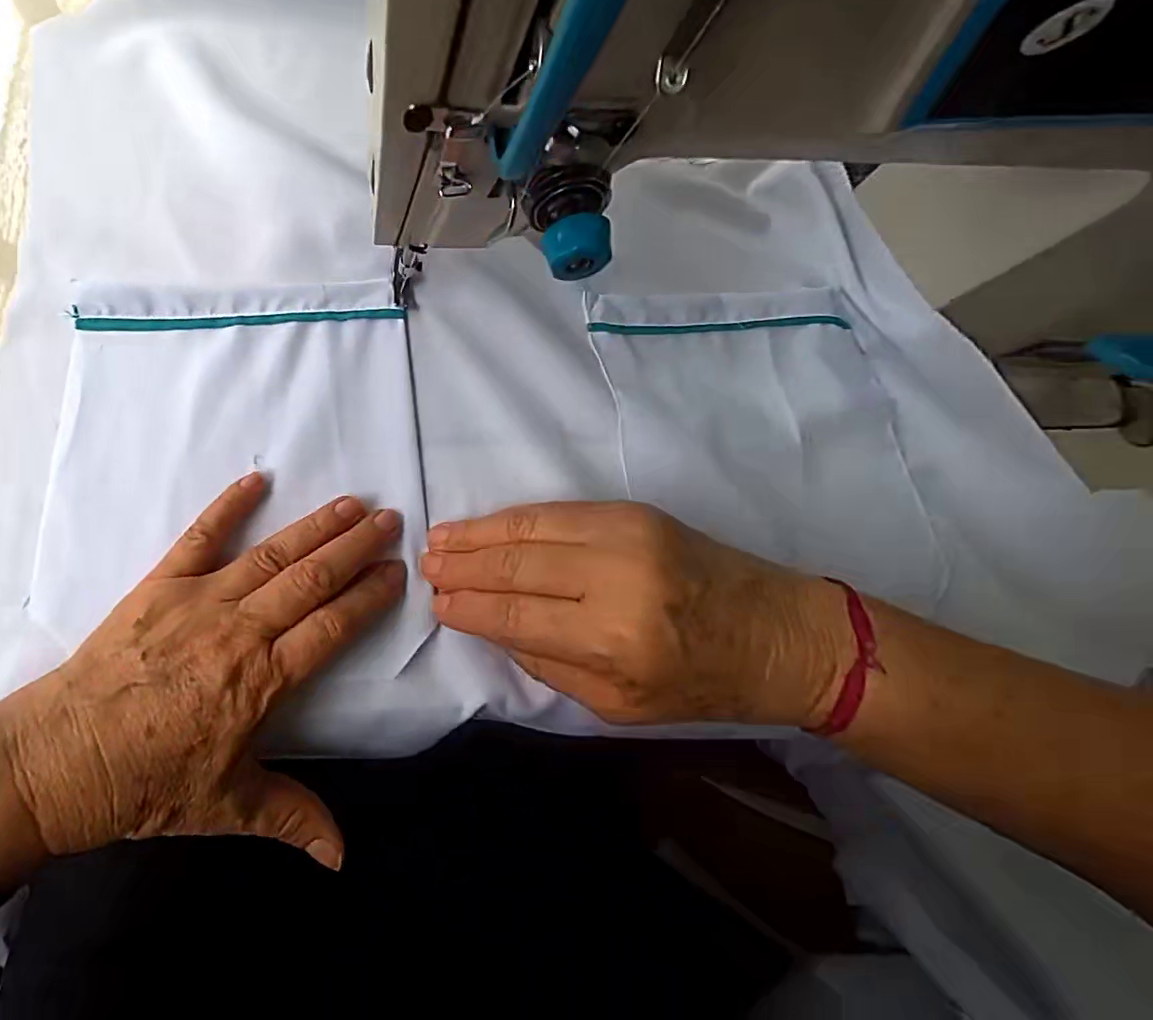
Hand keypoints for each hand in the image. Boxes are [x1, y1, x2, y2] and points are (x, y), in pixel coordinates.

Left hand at [0, 472, 405, 884]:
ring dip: (312, 527)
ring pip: (268, 556)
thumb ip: (291, 817)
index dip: (367, 598)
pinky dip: (227, 506)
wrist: (65, 755)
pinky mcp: (157, 585)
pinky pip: (199, 537)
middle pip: (309, 581)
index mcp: (261, 681)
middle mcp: (237, 631)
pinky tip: (254, 479)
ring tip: (348, 504)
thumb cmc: (147, 783)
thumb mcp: (226, 807)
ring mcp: (196, 601)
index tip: (396, 572)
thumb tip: (342, 856)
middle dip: (354, 548)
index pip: (331, 628)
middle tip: (389, 520)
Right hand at [420, 501, 847, 727]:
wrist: (787, 635)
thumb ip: (544, 661)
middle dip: (461, 568)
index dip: (467, 607)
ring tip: (438, 540)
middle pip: (513, 567)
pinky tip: (481, 527)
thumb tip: (486, 621)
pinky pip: (553, 511)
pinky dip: (509, 520)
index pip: (513, 615)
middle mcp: (617, 580)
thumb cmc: (701, 684)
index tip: (437, 603)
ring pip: (526, 529)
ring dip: (474, 535)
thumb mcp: (617, 704)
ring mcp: (626, 537)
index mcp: (615, 641)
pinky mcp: (634, 512)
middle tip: (426, 567)